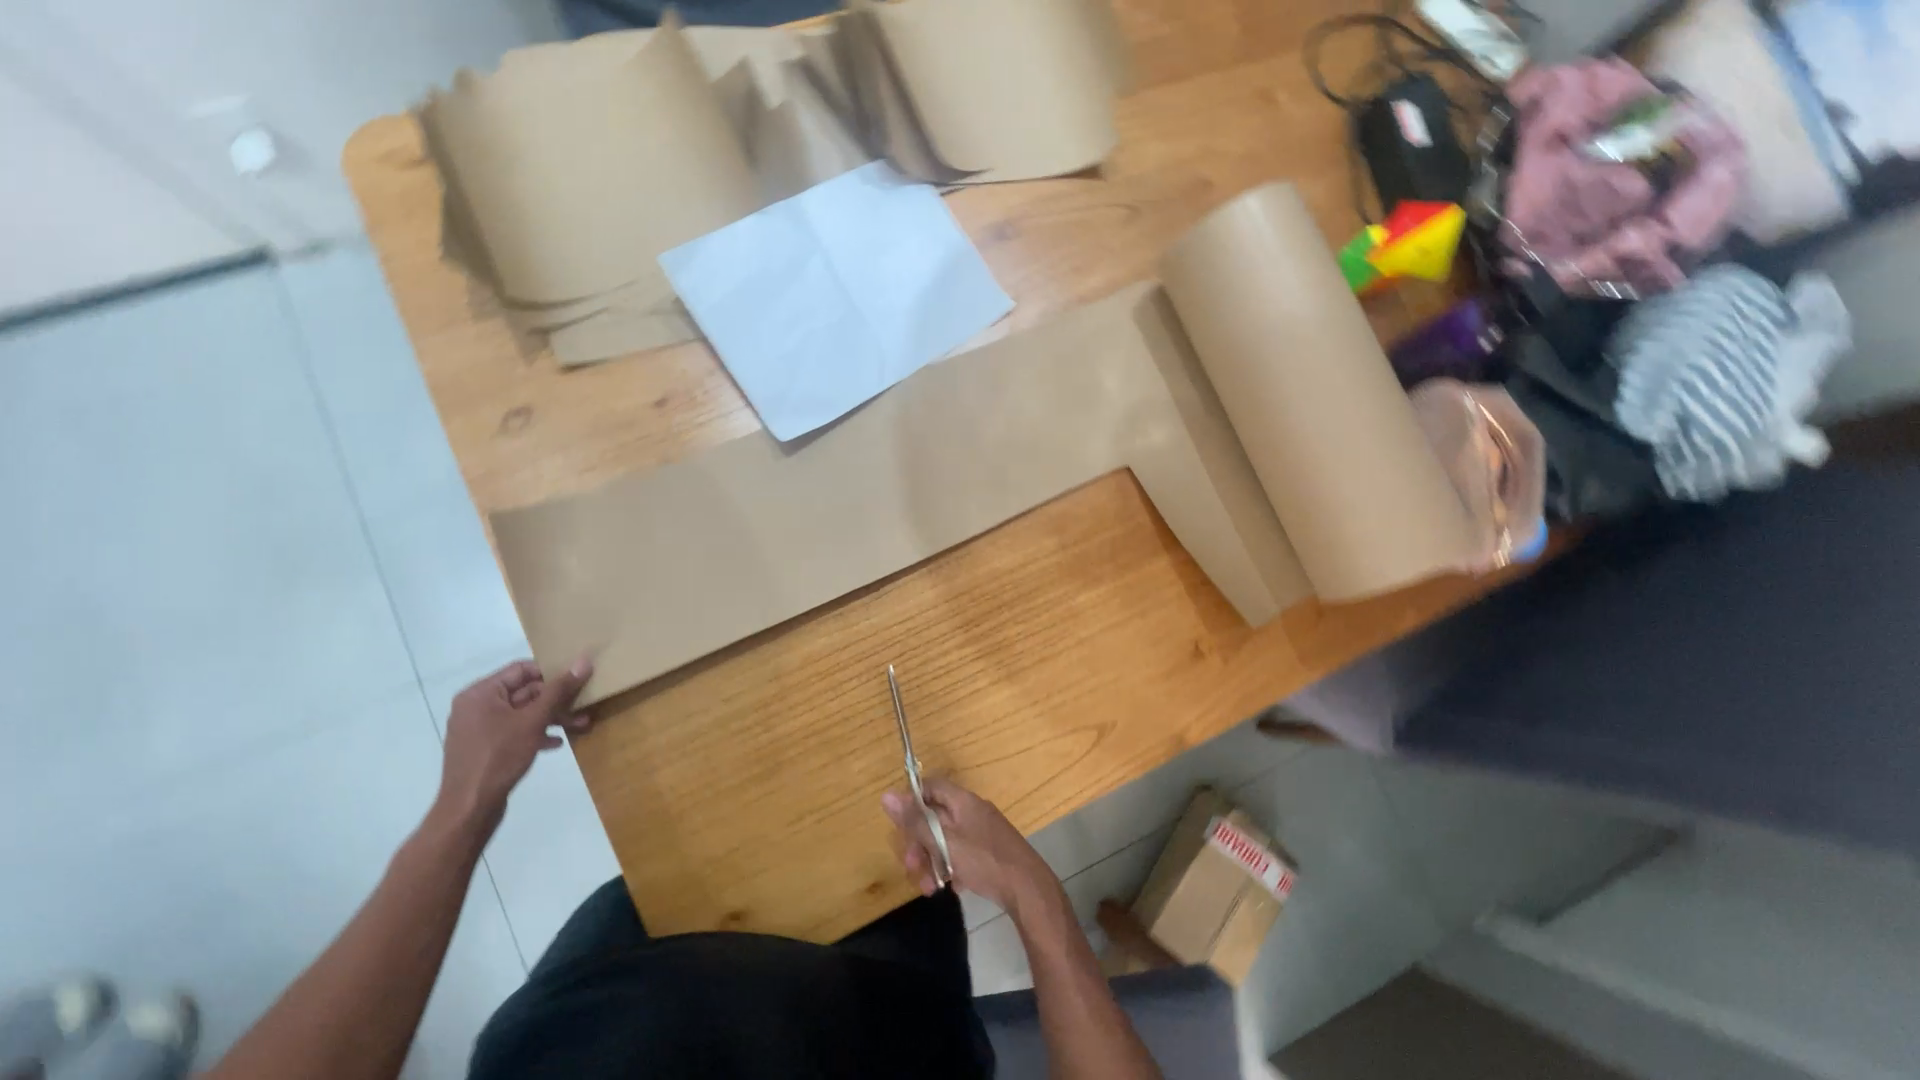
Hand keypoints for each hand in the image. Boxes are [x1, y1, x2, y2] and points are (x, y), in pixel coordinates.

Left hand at [435, 656, 592, 831]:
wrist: (469, 807)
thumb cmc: (499, 757)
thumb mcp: (533, 721)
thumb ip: (558, 691)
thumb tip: (583, 661)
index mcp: (481, 693)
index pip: (521, 669)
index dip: (551, 671)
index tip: (579, 678)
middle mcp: (476, 706)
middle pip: (524, 692)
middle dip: (556, 700)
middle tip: (586, 704)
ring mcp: (479, 729)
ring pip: (522, 714)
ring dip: (551, 718)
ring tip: (580, 725)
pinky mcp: (485, 749)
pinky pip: (514, 732)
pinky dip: (536, 733)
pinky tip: (556, 743)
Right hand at [882, 778, 1057, 913]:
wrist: (1027, 889)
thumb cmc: (984, 861)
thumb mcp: (944, 843)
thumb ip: (916, 822)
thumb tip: (886, 795)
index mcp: (962, 802)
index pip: (931, 786)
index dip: (912, 800)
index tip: (899, 824)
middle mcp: (971, 812)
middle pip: (934, 817)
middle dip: (918, 843)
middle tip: (912, 866)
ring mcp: (981, 833)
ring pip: (945, 840)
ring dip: (931, 862)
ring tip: (928, 888)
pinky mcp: (987, 853)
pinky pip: (959, 854)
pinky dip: (949, 869)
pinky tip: (948, 887)